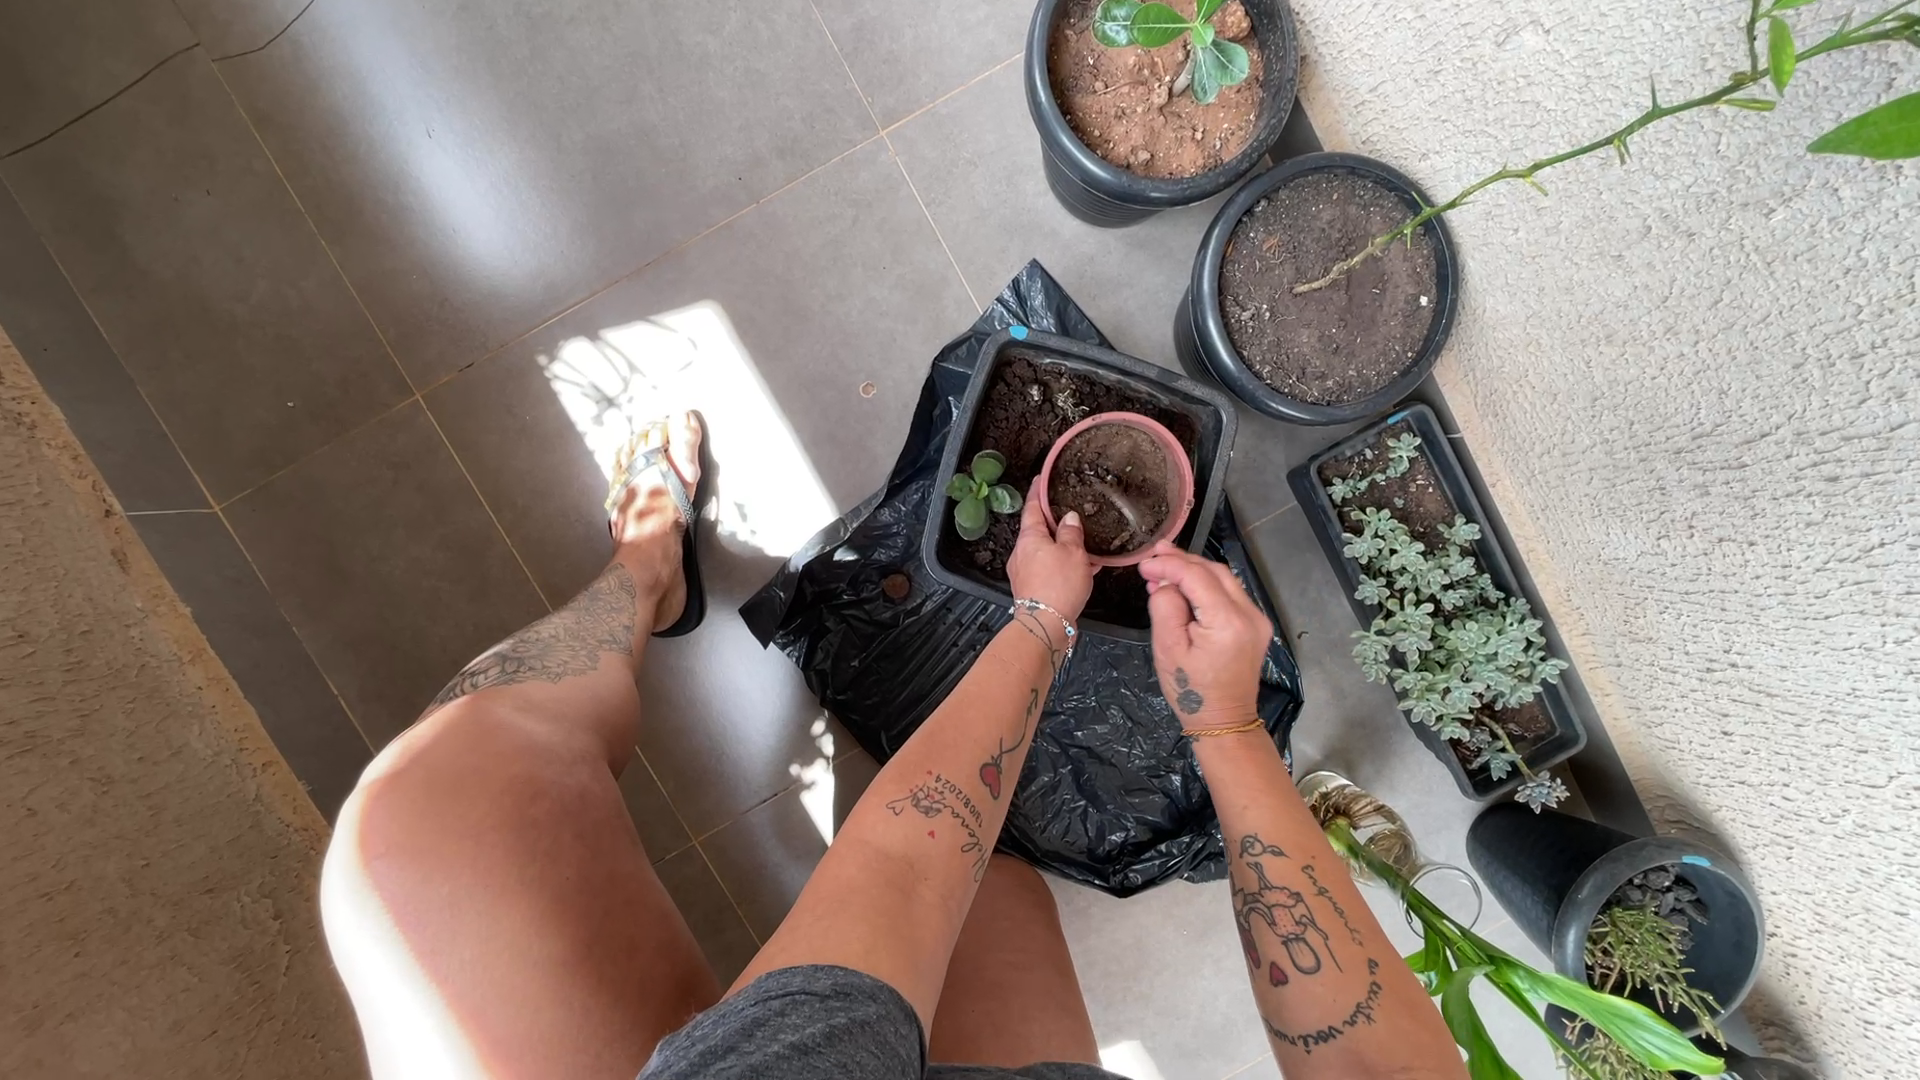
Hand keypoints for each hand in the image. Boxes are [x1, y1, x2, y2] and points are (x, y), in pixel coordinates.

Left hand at [1006, 485, 1094, 624]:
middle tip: (1071, 517)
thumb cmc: (1057, 587)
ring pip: (1046, 552)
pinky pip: (1049, 571)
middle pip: (1038, 531)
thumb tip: (1070, 518)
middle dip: (1055, 524)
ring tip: (1086, 549)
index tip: (1040, 480)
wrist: (1046, 626)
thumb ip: (1072, 533)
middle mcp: (1022, 553)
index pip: (1032, 507)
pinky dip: (1064, 567)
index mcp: (1029, 538)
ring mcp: (1025, 572)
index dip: (1038, 492)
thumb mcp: (1073, 553)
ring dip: (1064, 548)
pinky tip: (1084, 572)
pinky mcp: (1032, 589)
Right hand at [1139, 541, 1272, 730]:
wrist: (1223, 721)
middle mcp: (1250, 614)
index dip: (1169, 565)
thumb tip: (1166, 584)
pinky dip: (1205, 585)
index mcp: (1228, 622)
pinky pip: (1229, 594)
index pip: (1197, 577)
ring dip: (1194, 570)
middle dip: (1183, 560)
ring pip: (1223, 579)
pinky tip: (1183, 586)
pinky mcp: (1254, 625)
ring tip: (1164, 566)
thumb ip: (1165, 607)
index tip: (1143, 564)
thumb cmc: (1191, 690)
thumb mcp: (1167, 648)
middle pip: (1214, 571)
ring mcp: (1256, 619)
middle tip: (1153, 555)